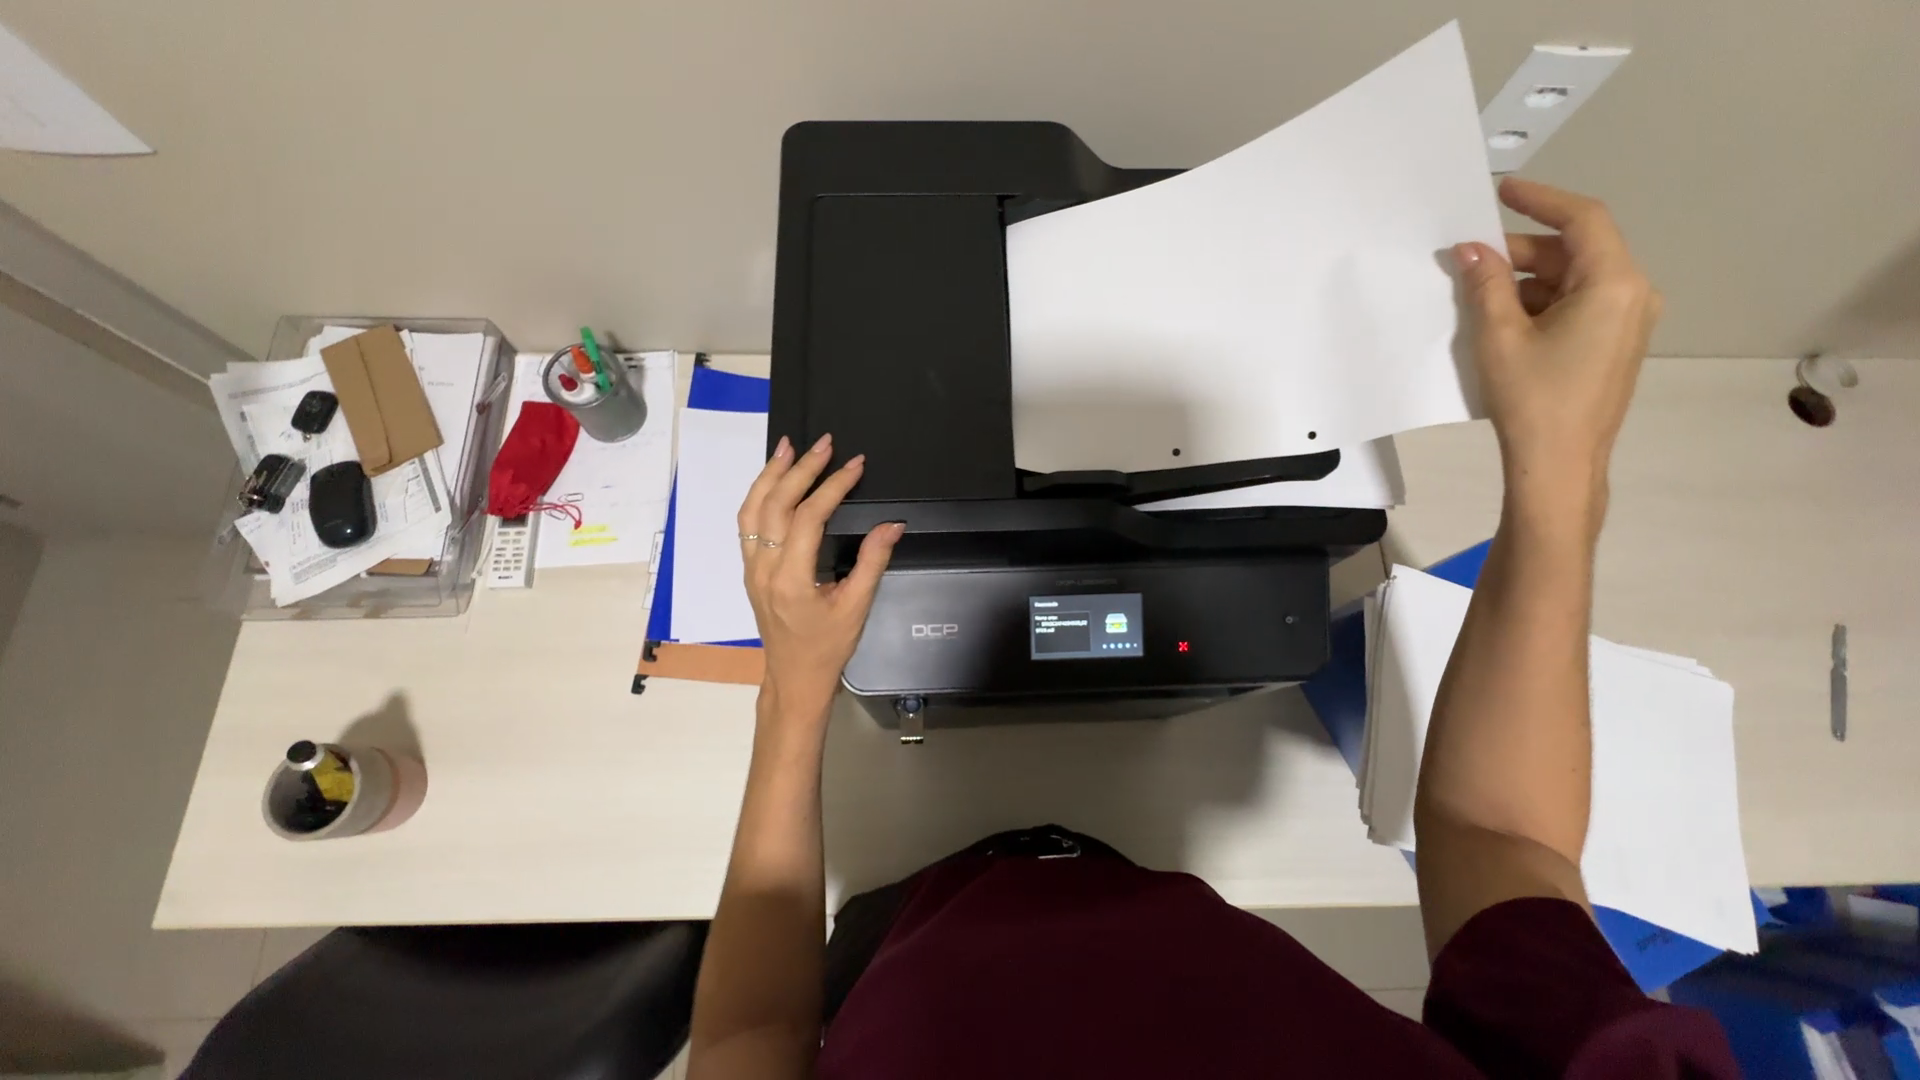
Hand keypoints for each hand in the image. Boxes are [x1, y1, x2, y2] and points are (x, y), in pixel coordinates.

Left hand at [736, 433, 904, 723]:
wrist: (794, 677)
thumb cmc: (828, 647)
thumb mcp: (857, 606)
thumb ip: (873, 562)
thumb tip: (893, 524)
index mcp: (791, 579)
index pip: (808, 517)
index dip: (832, 487)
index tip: (855, 465)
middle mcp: (764, 568)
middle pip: (775, 504)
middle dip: (800, 469)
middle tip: (825, 444)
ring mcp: (751, 567)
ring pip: (752, 509)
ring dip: (770, 474)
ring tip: (790, 446)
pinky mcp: (749, 569)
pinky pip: (748, 523)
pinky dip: (759, 494)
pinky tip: (774, 479)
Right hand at [1453, 178, 1661, 516]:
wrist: (1559, 463)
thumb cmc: (1532, 397)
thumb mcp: (1499, 337)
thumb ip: (1486, 284)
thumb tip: (1469, 249)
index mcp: (1615, 284)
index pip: (1583, 220)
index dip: (1541, 200)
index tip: (1502, 190)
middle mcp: (1633, 295)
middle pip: (1576, 252)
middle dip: (1523, 250)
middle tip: (1471, 256)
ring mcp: (1627, 322)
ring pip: (1573, 281)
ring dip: (1526, 280)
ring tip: (1477, 292)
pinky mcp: (1612, 345)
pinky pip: (1576, 306)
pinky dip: (1539, 303)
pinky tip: (1500, 319)